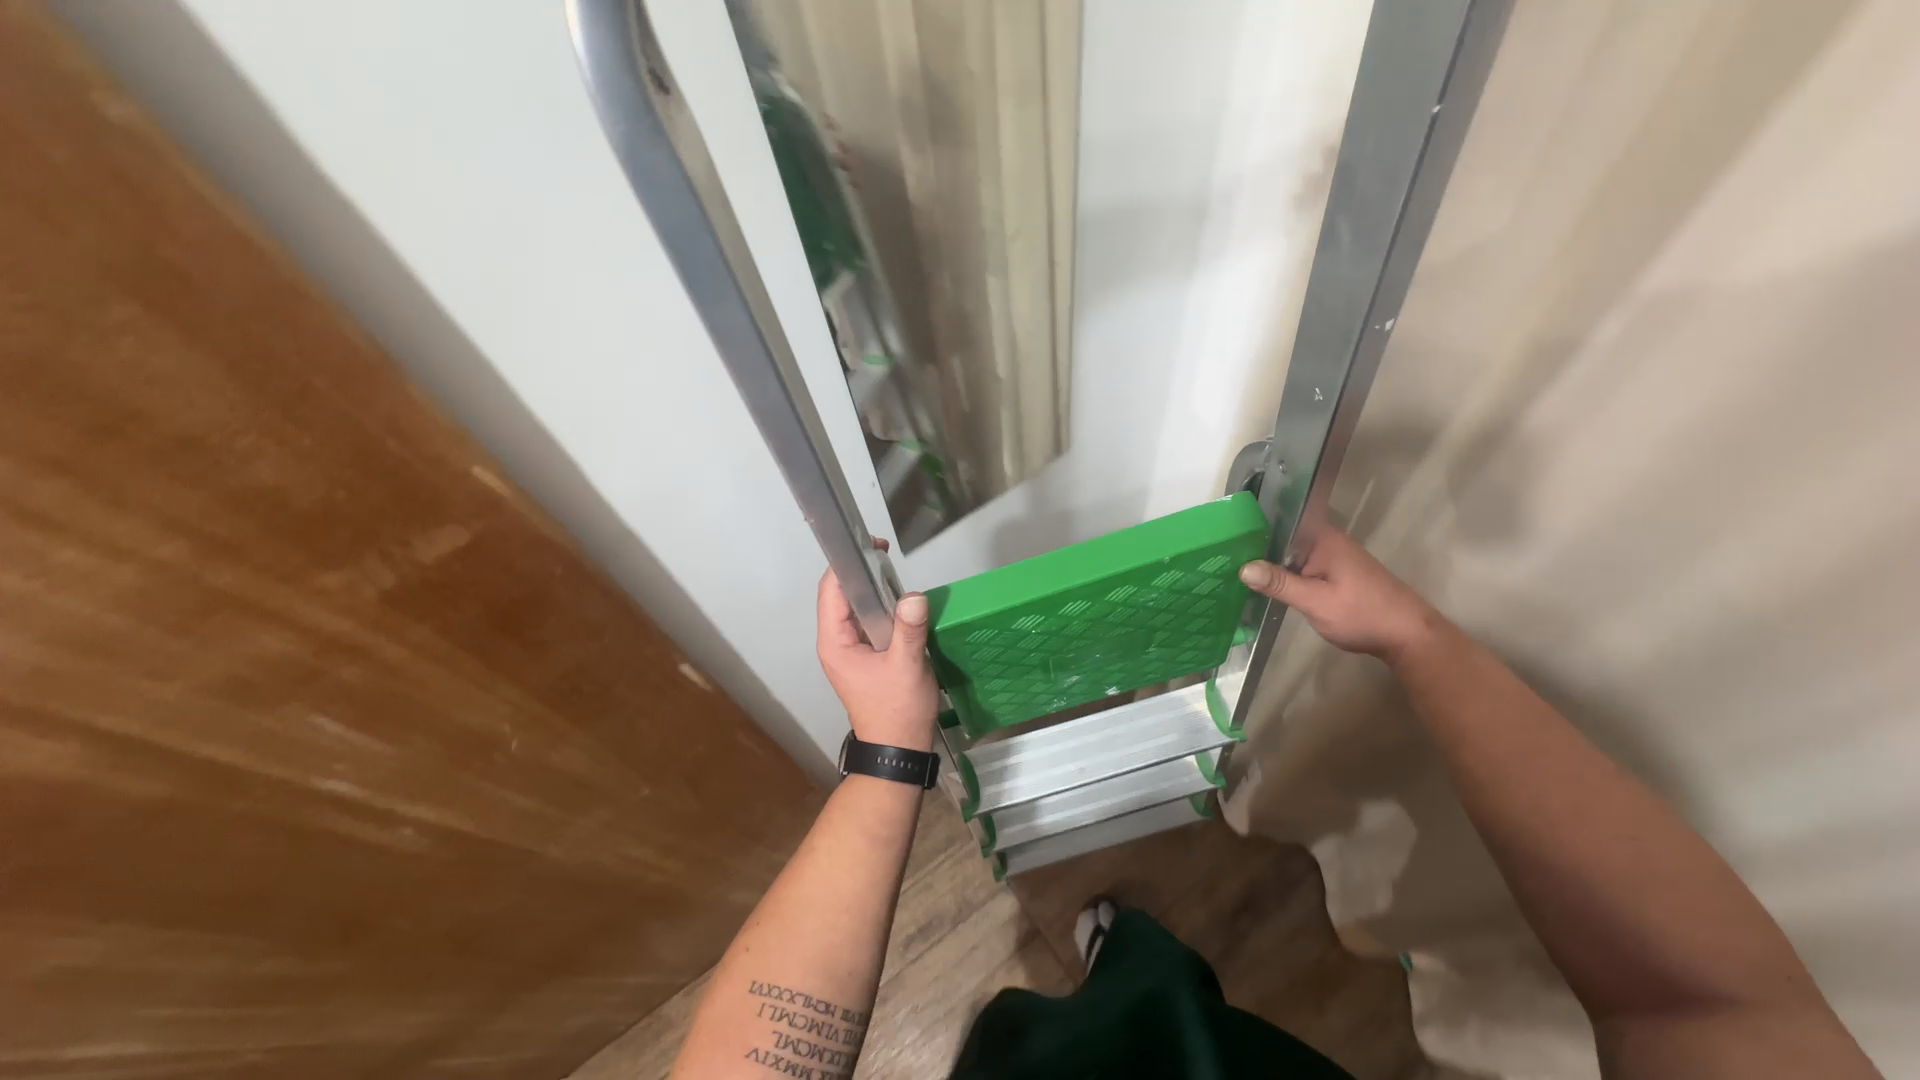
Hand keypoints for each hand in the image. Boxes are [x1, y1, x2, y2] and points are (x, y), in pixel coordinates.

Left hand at [816, 548, 938, 751]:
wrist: (899, 750)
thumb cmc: (897, 710)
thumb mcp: (906, 667)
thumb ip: (909, 630)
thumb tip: (914, 596)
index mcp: (835, 643)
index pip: (832, 591)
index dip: (848, 565)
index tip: (872, 547)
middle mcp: (836, 643)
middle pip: (841, 596)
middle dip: (861, 573)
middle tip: (887, 555)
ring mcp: (849, 650)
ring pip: (855, 609)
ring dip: (873, 590)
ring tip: (896, 573)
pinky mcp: (864, 657)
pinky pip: (868, 622)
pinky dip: (881, 608)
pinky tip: (901, 603)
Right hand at [1238, 528, 1445, 661]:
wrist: (1407, 636)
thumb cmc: (1363, 614)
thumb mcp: (1316, 601)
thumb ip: (1280, 584)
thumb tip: (1243, 568)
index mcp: (1322, 538)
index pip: (1282, 517)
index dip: (1254, 517)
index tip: (1224, 525)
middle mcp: (1325, 541)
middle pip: (1281, 534)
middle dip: (1253, 541)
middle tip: (1217, 549)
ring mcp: (1329, 557)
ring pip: (1288, 552)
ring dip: (1265, 558)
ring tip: (1228, 562)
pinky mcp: (1330, 573)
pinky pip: (1297, 565)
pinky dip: (1279, 571)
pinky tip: (1259, 581)